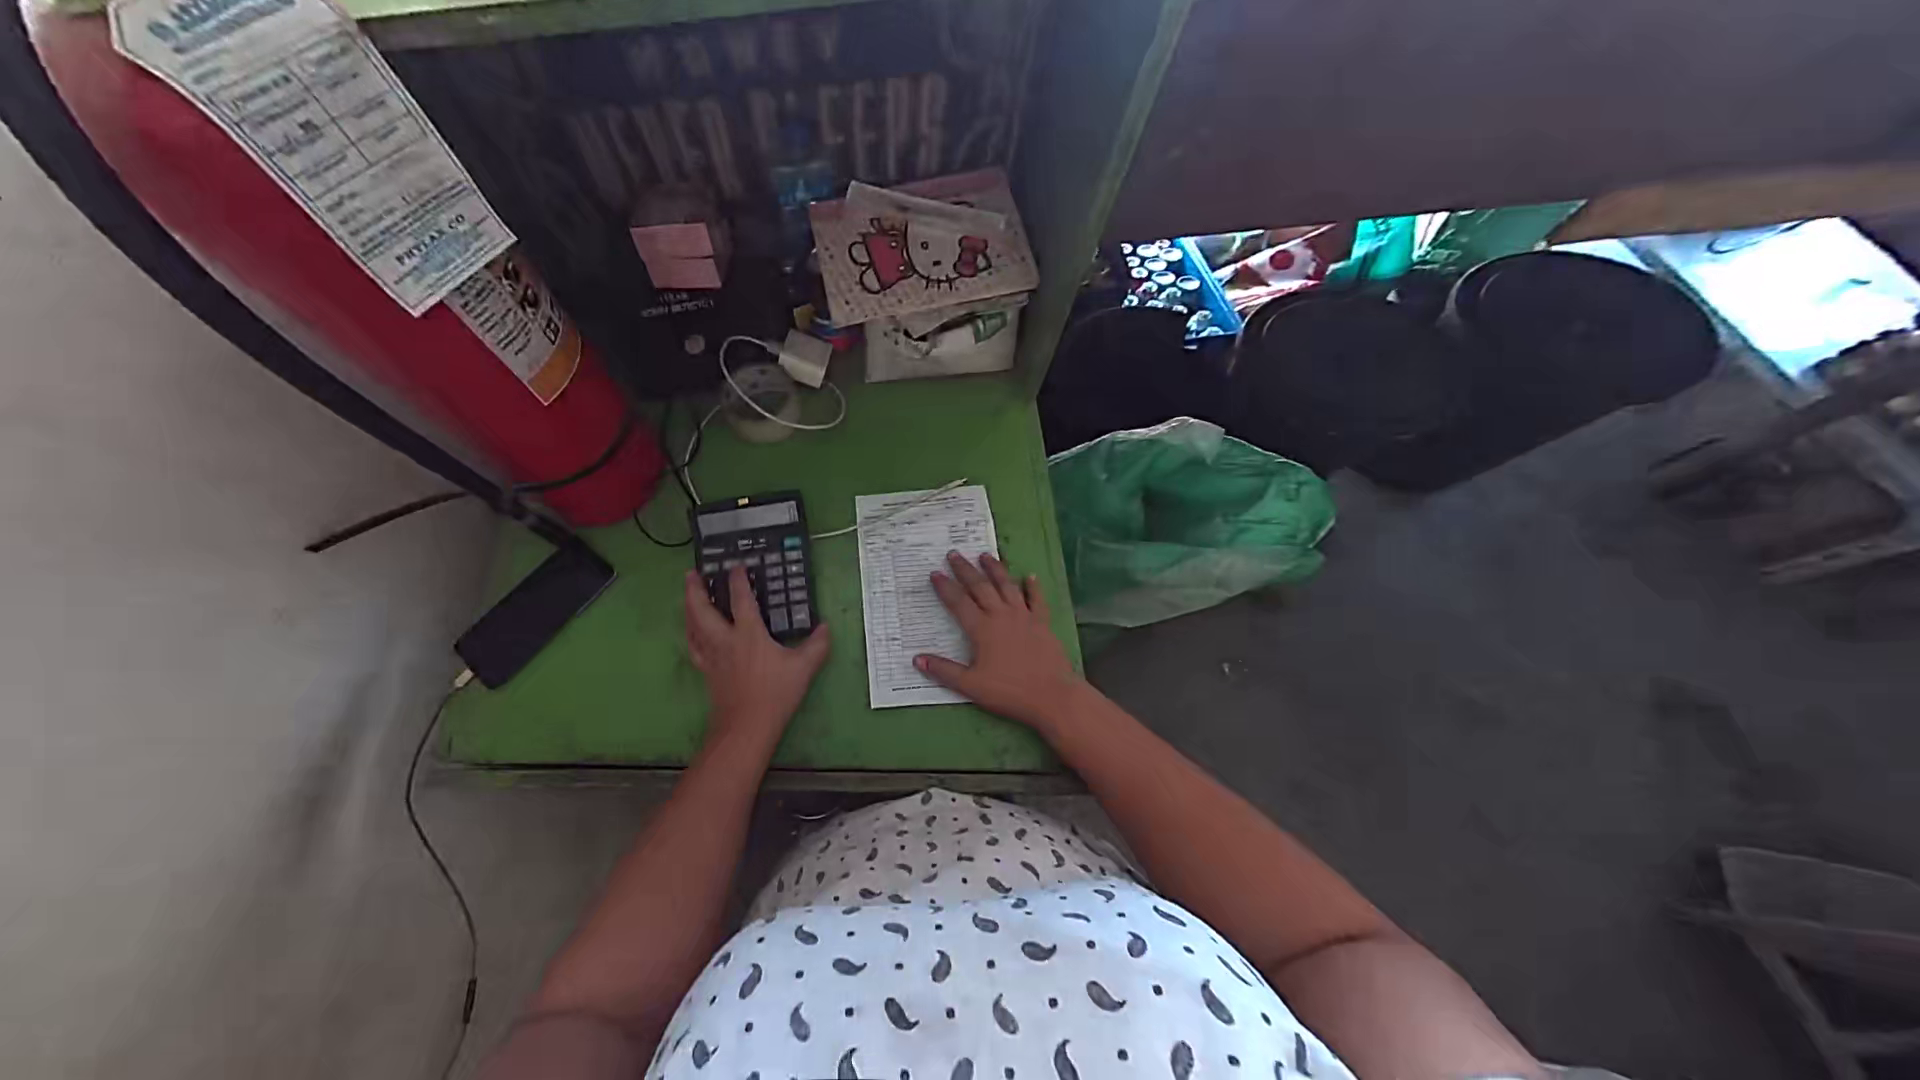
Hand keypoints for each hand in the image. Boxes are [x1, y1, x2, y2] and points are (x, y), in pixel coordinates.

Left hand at [684, 566, 828, 746]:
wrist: (747, 725)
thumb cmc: (775, 693)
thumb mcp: (804, 667)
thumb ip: (817, 644)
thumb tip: (825, 626)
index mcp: (749, 634)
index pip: (741, 599)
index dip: (738, 580)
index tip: (736, 566)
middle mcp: (725, 639)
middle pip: (702, 609)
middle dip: (696, 589)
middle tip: (692, 574)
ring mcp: (712, 655)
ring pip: (693, 625)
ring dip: (688, 606)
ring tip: (688, 594)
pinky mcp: (707, 670)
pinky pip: (693, 645)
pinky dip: (690, 632)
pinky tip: (691, 630)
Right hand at [916, 552, 1088, 730]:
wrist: (1051, 695)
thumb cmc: (1009, 691)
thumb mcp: (971, 686)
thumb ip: (944, 671)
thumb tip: (917, 659)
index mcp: (982, 629)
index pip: (958, 603)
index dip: (945, 587)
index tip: (935, 573)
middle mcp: (1002, 616)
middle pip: (980, 587)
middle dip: (965, 570)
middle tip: (954, 554)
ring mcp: (1024, 617)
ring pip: (1007, 586)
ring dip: (995, 569)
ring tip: (986, 555)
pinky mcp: (1042, 623)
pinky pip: (1037, 599)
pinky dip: (1032, 587)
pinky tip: (1029, 576)